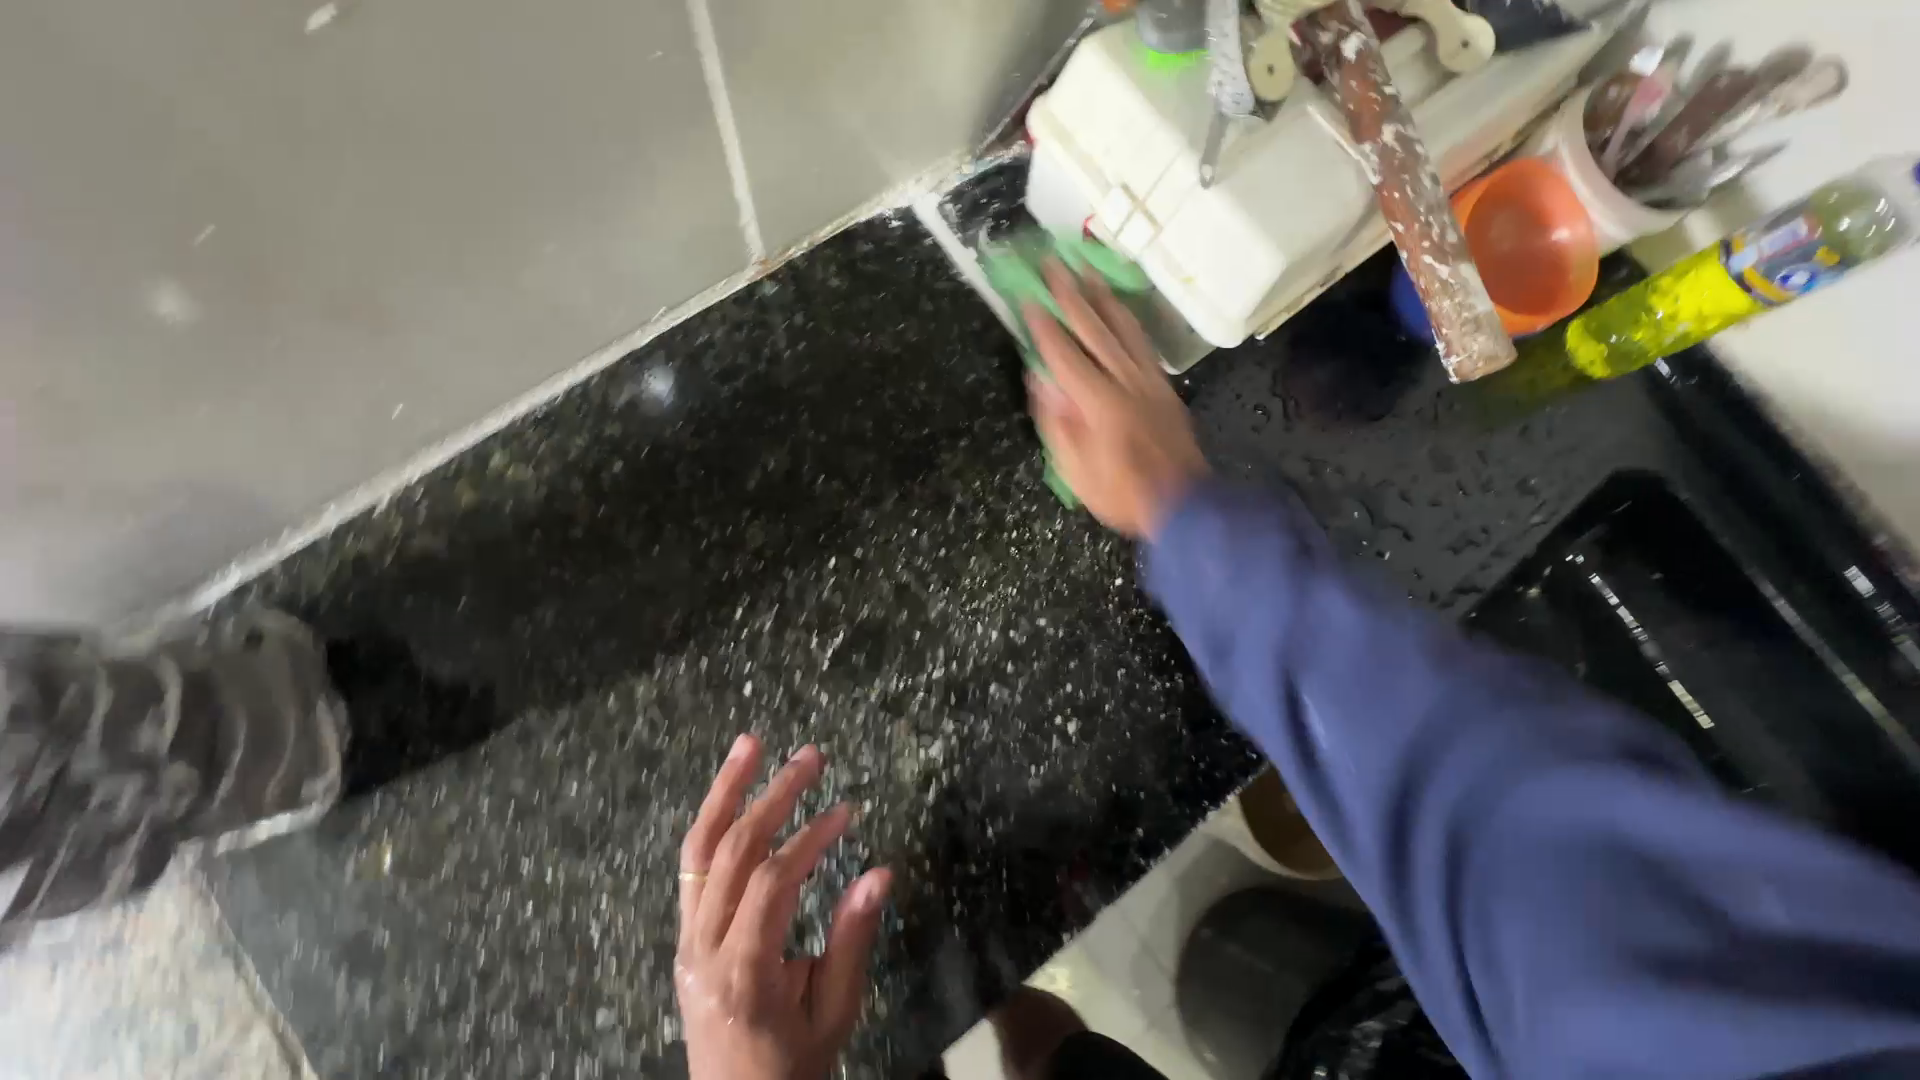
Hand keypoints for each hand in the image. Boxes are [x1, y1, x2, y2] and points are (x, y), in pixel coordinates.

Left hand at [676, 735, 892, 1079]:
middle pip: (732, 852)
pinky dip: (712, 822)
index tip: (846, 811)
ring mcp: (685, 941)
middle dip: (774, 796)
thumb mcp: (834, 1012)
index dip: (810, 839)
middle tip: (811, 756)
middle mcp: (703, 948)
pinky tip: (732, 793)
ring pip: (698, 850)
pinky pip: (692, 868)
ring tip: (750, 744)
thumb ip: (852, 940)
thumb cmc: (793, 1065)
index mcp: (744, 971)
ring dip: (725, 791)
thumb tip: (881, 871)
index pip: (772, 882)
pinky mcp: (684, 938)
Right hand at [1024, 259, 1207, 539]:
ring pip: (1122, 328)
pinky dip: (1127, 317)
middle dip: (1070, 294)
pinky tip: (1118, 306)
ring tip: (1084, 269)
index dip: (1044, 324)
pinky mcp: (1163, 385)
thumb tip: (1041, 381)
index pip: (1065, 354)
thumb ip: (1059, 424)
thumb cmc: (1123, 495)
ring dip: (1100, 295)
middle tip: (1052, 263)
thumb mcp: (1078, 473)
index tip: (1028, 297)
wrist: (1184, 503)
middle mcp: (1125, 381)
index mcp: (1100, 404)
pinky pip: (1142, 341)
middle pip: (1094, 329)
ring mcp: (1148, 380)